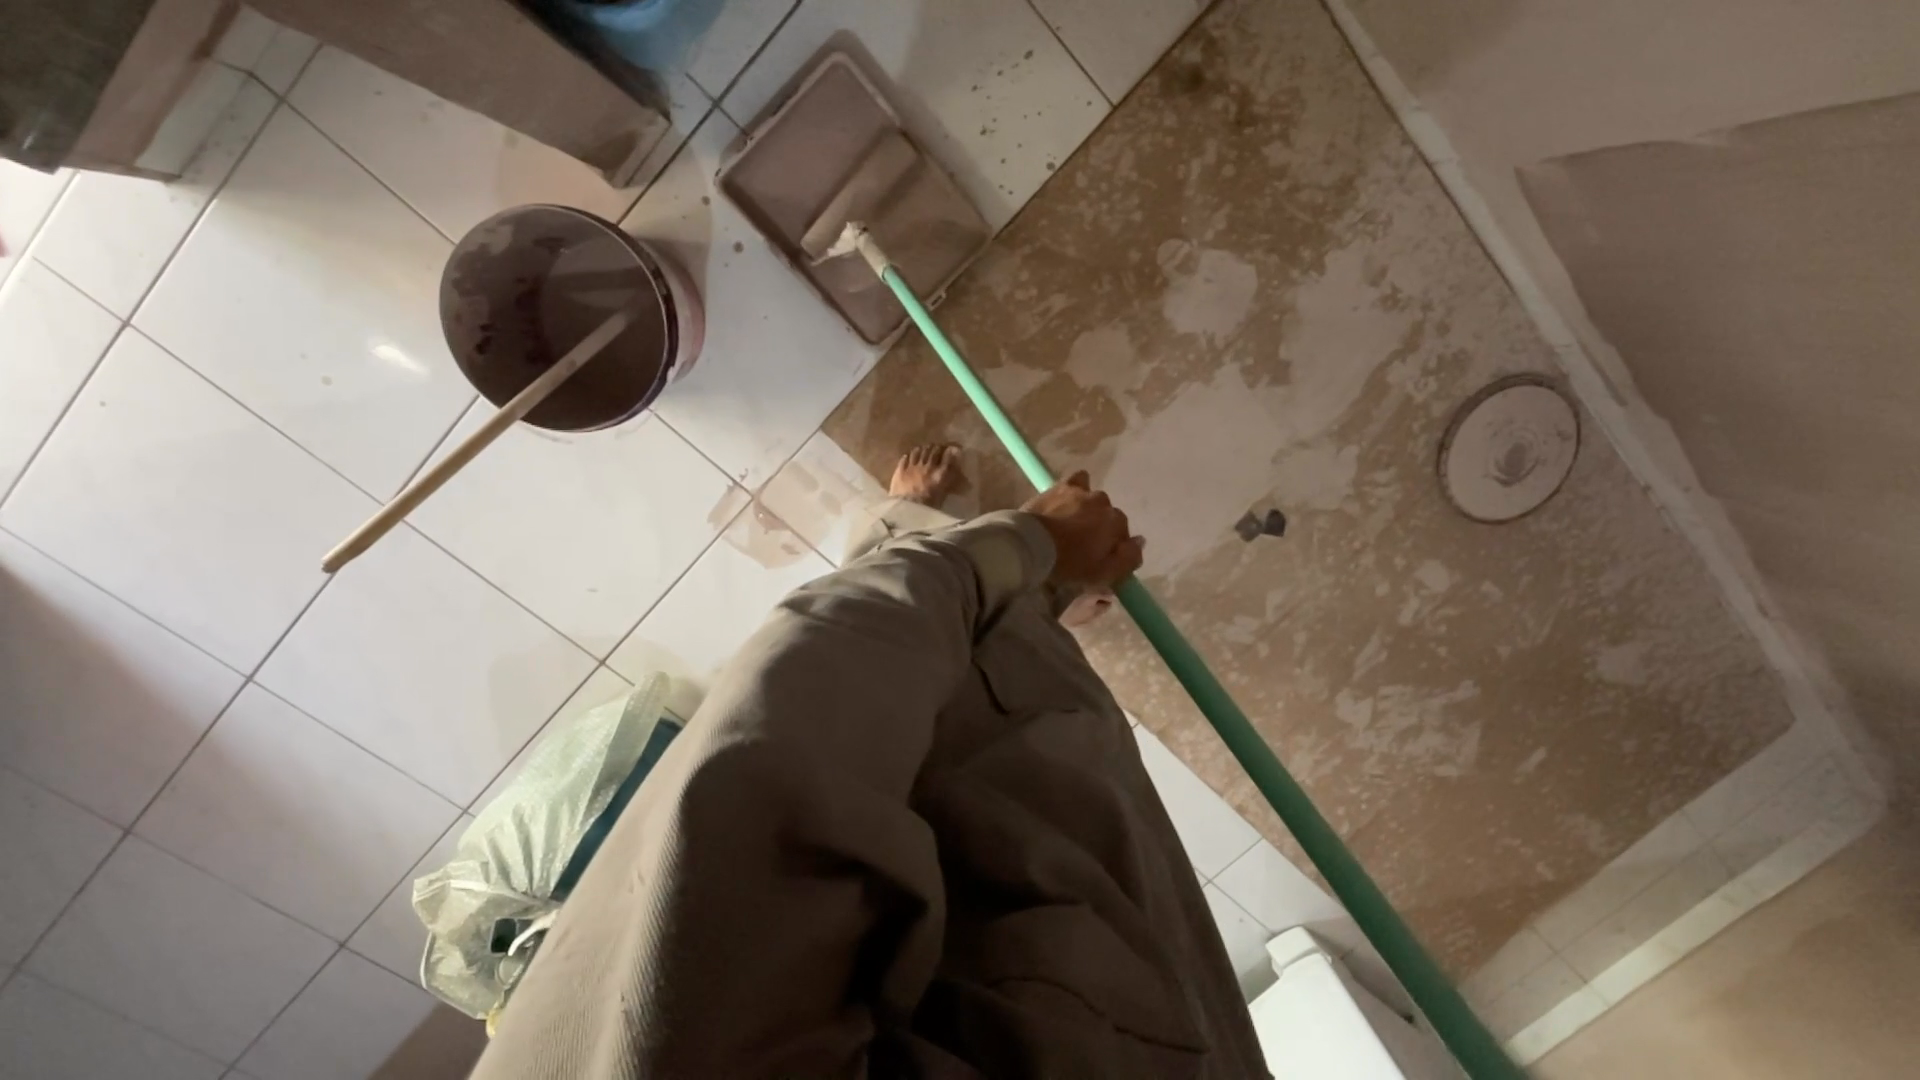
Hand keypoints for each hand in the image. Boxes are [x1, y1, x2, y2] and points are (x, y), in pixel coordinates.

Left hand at [1021, 472, 1143, 586]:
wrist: (1032, 545)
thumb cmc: (1068, 563)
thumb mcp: (1103, 573)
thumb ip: (1128, 558)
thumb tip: (1140, 541)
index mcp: (1116, 523)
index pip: (1123, 535)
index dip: (1112, 547)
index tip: (1099, 558)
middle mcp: (1104, 504)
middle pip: (1108, 516)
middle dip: (1100, 528)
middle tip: (1083, 544)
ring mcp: (1084, 492)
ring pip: (1095, 499)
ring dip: (1089, 509)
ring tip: (1073, 523)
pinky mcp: (1063, 487)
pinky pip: (1079, 480)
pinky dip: (1078, 487)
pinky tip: (1069, 497)